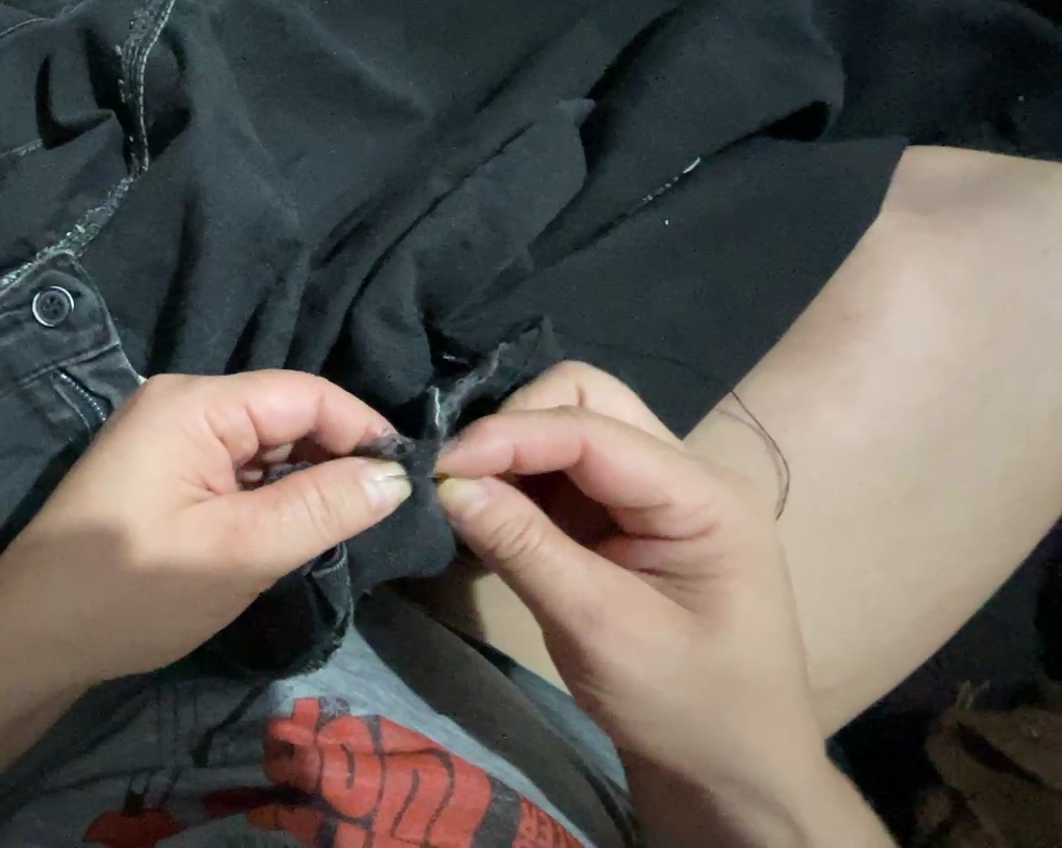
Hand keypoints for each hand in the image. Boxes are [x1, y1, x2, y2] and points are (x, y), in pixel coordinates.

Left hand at [0, 371, 412, 686]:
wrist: (33, 633)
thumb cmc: (132, 590)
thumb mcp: (240, 551)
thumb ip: (322, 506)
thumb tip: (395, 474)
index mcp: (192, 403)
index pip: (302, 393)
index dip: (360, 429)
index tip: (408, 481)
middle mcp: (178, 403)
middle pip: (281, 414)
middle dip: (333, 458)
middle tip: (381, 515)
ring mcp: (165, 435)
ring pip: (260, 444)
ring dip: (302, 480)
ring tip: (344, 527)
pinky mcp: (161, 469)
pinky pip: (232, 467)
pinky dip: (267, 494)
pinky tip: (292, 528)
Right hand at [431, 362, 856, 843]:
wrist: (724, 767)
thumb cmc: (685, 704)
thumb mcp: (600, 629)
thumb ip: (522, 545)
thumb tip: (444, 483)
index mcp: (700, 496)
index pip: (588, 426)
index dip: (507, 434)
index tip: (439, 467)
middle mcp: (675, 473)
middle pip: (583, 396)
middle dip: (511, 422)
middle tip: (459, 472)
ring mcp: (642, 489)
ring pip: (560, 420)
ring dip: (505, 447)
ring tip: (462, 489)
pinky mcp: (609, 510)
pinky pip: (548, 464)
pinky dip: (508, 474)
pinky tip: (483, 505)